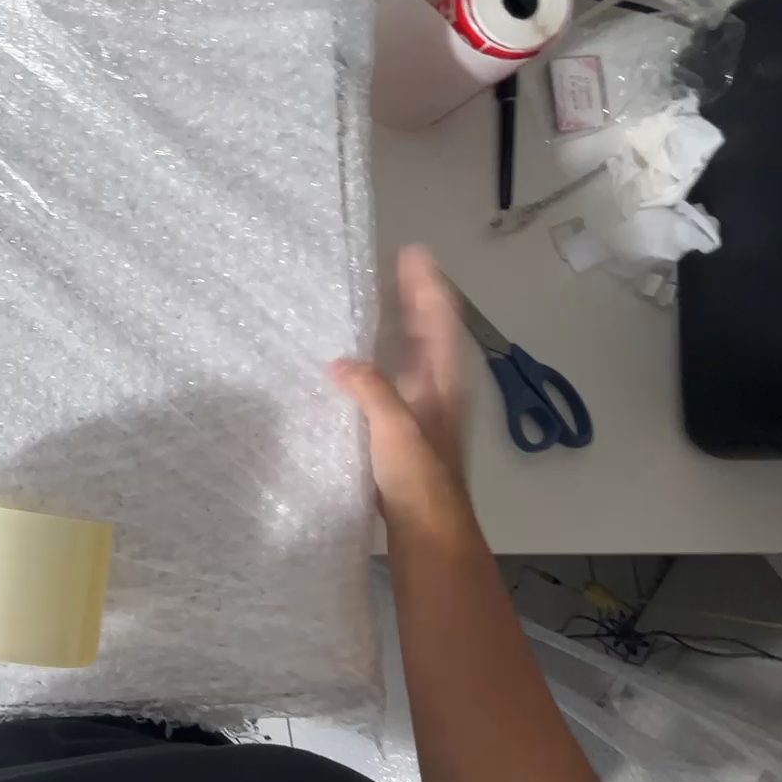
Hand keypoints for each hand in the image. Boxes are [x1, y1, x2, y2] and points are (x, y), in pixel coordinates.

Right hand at [332, 245, 469, 526]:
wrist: (428, 528)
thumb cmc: (418, 479)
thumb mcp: (395, 430)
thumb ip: (371, 391)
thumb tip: (341, 362)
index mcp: (440, 383)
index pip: (437, 322)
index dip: (425, 286)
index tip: (413, 253)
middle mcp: (436, 389)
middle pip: (428, 332)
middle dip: (413, 298)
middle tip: (395, 267)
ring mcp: (421, 409)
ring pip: (411, 355)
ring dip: (397, 326)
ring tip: (377, 302)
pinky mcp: (402, 428)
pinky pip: (392, 378)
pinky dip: (380, 358)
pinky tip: (357, 364)